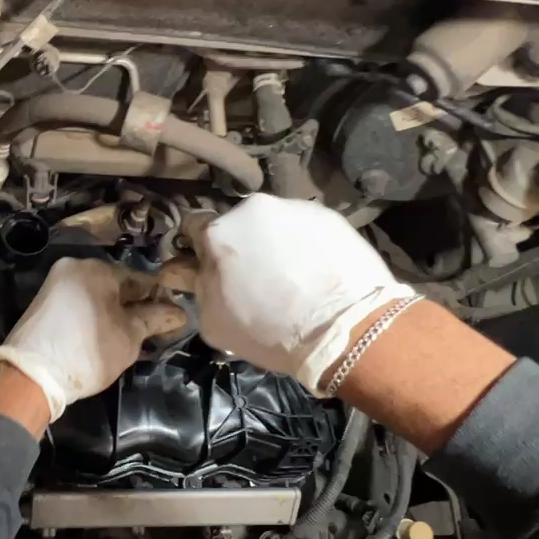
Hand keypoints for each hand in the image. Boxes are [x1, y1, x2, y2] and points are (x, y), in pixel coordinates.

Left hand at [0, 258, 186, 423]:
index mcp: (96, 268)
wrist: (31, 375)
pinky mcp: (45, 304)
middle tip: (155, 333)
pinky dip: (96, 317)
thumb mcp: (129, 336)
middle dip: (137, 308)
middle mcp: (74, 268)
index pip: (141, 279)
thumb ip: (156, 319)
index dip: (160, 300)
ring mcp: (56, 284)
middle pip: (118, 286)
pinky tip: (106, 337)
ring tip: (132, 338)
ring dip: (116, 313)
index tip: (173, 320)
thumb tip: (179, 312)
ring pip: (98, 296)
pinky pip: (81, 304)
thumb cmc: (87, 351)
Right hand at [188, 193, 419, 391]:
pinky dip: (305, 243)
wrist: (345, 331)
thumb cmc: (270, 331)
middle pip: (236, 223)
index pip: (192, 225)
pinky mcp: (329, 215)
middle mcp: (252, 208)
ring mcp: (294, 208)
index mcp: (217, 232)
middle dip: (240, 244)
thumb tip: (200, 272)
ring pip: (272, 223)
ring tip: (291, 274)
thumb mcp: (213, 321)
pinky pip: (305, 226)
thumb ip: (198, 286)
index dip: (198, 247)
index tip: (209, 265)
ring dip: (273, 242)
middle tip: (254, 276)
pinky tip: (315, 270)